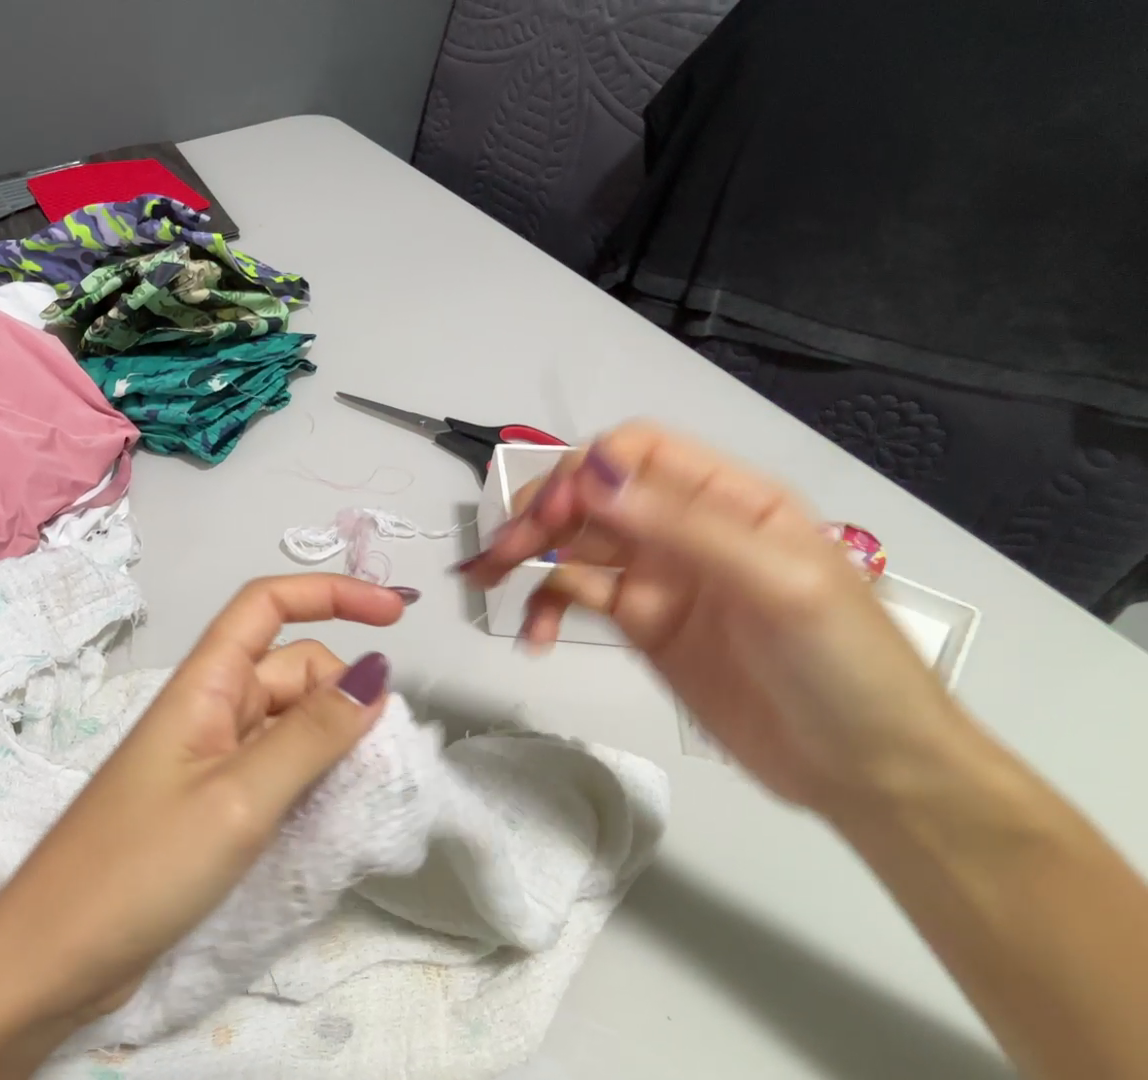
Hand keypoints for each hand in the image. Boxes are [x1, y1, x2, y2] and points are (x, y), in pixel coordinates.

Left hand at [0, 575, 407, 1079]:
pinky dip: (309, 777)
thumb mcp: (238, 799)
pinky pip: (273, 770)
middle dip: (340, 691)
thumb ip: (310, 736)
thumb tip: (375, 673)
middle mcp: (206, 713)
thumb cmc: (140, 868)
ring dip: (331, 739)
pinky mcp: (208, 808)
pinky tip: (331, 812)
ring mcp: (206, 763)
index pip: (265, 606)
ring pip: (286, 722)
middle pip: (288, 668)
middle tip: (372, 755)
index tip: (398, 613)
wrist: (55, 957)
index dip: (330, 593)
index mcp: (202, 687)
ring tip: (360, 788)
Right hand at [459, 422, 971, 811]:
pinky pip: (574, 597)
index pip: (636, 453)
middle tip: (498, 558)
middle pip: (591, 495)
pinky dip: (543, 608)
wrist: (865, 769)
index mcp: (729, 499)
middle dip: (538, 515)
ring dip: (524, 556)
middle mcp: (684, 527)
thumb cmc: (843, 665)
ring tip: (488, 585)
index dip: (586, 474)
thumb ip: (685, 527)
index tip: (553, 519)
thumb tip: (591, 480)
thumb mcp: (778, 584)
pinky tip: (534, 637)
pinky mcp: (639, 624)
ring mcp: (657, 576)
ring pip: (571, 543)